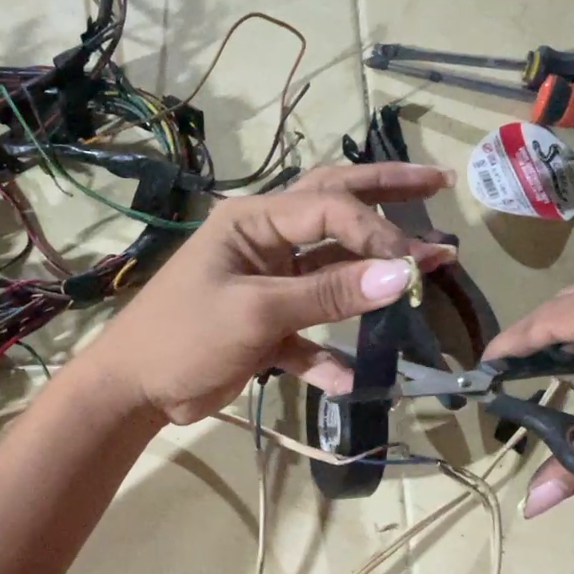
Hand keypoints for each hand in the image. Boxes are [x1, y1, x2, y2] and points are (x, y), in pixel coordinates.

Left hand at [86, 162, 457, 423]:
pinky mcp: (266, 330)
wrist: (136, 390)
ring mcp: (267, 287)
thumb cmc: (184, 337)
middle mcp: (264, 244)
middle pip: (334, 212)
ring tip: (424, 272)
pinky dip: (327, 357)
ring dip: (370, 281)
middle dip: (385, 199)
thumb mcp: (256, 313)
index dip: (376, 230)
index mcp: (254, 222)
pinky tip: (348, 380)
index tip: (413, 263)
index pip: (329, 207)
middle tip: (437, 183)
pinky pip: (309, 335)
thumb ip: (327, 295)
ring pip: (330, 276)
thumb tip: (400, 275)